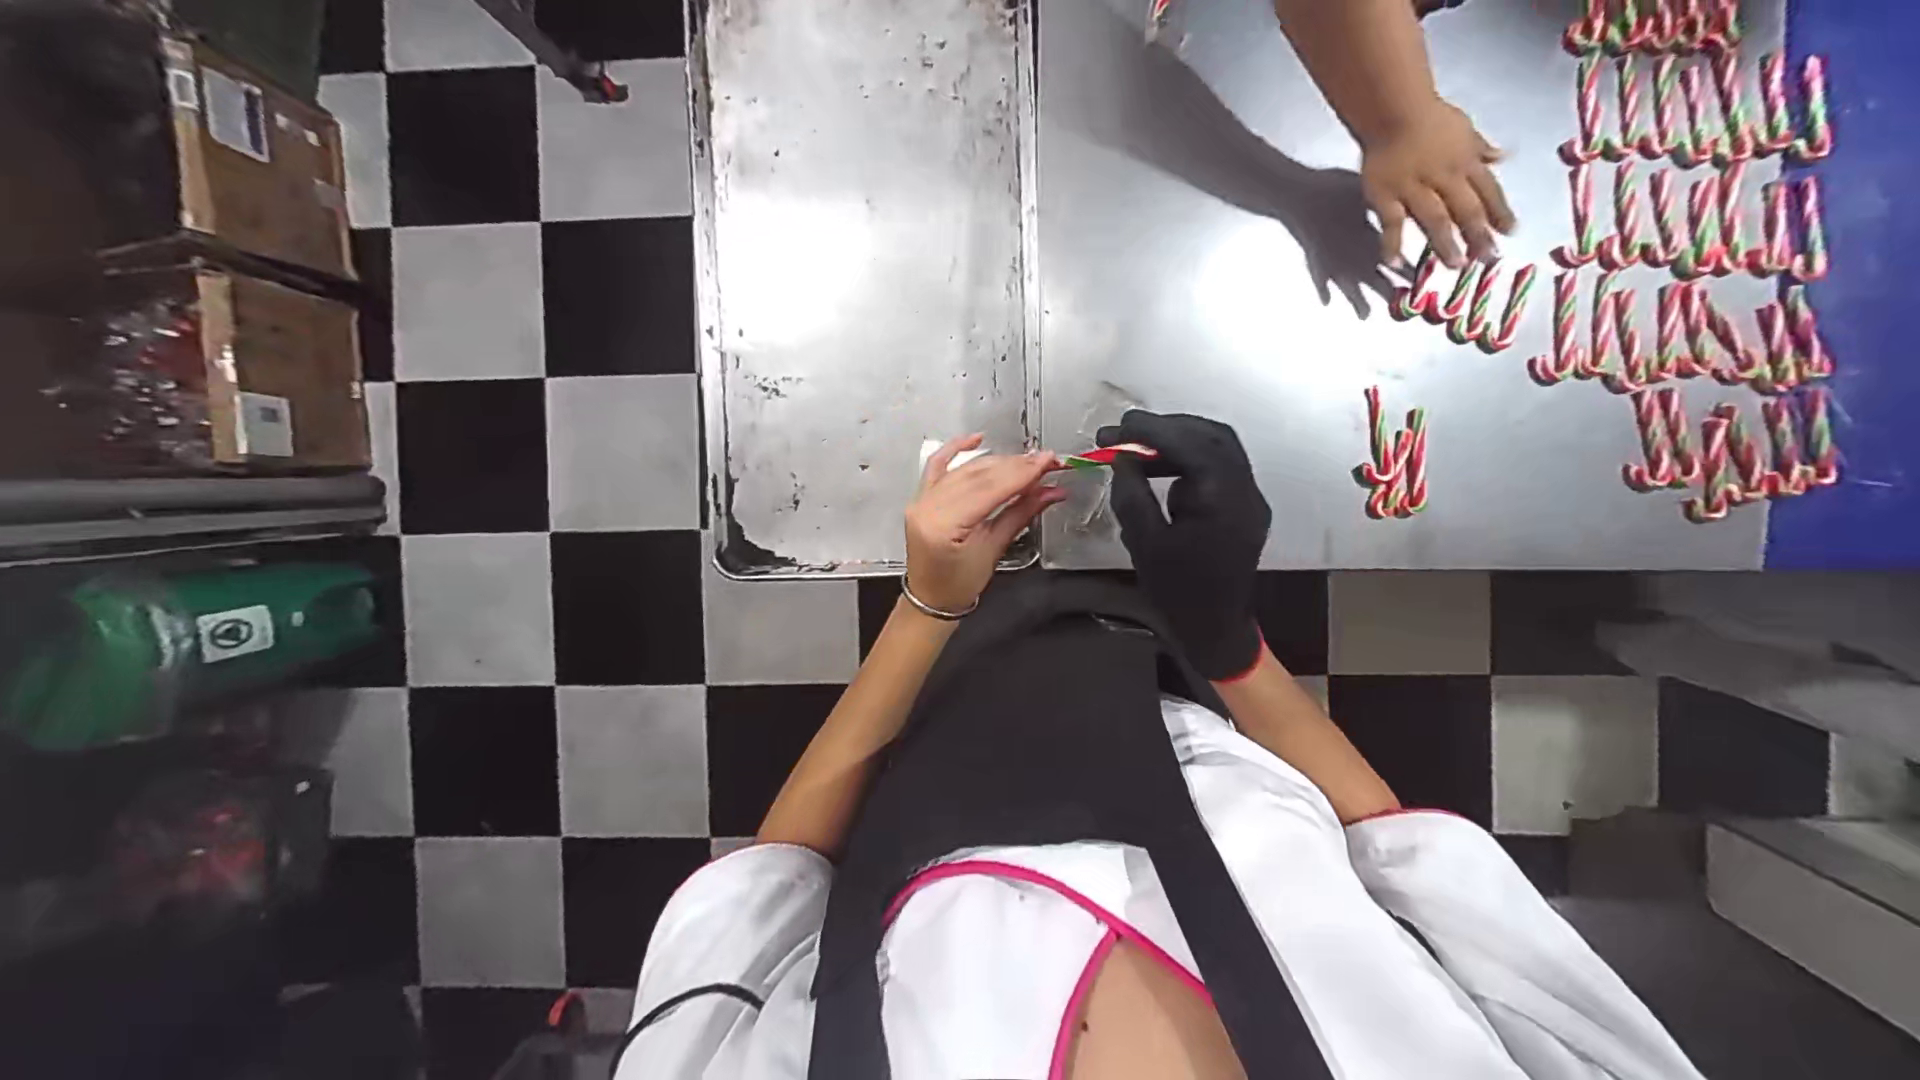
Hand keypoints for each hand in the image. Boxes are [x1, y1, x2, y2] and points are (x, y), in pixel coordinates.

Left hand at [905, 435, 1065, 612]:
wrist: (931, 598)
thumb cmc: (958, 584)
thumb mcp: (994, 550)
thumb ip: (1021, 513)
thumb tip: (1050, 491)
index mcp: (943, 526)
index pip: (989, 489)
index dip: (1022, 472)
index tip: (1047, 461)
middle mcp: (927, 508)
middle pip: (978, 475)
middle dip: (1015, 466)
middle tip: (1045, 460)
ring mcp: (921, 500)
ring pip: (965, 469)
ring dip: (998, 461)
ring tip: (1026, 460)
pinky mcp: (922, 497)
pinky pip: (937, 464)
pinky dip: (956, 449)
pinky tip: (977, 439)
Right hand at [1096, 411, 1270, 680]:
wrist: (1215, 629)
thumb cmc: (1178, 592)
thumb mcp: (1145, 543)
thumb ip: (1131, 495)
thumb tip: (1122, 459)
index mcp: (1224, 499)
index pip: (1191, 444)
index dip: (1153, 429)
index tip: (1120, 425)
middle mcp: (1245, 491)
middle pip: (1210, 437)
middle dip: (1166, 429)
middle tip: (1125, 432)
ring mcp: (1249, 499)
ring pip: (1216, 450)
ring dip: (1176, 443)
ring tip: (1136, 451)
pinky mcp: (1243, 508)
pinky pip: (1217, 470)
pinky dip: (1186, 462)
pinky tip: (1158, 471)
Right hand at [1360, 99, 1514, 268]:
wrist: (1394, 112)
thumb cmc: (1428, 119)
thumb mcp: (1463, 128)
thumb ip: (1479, 148)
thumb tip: (1501, 157)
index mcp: (1465, 162)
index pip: (1489, 190)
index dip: (1501, 212)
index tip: (1510, 232)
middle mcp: (1444, 178)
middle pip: (1466, 210)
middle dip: (1478, 235)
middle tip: (1487, 258)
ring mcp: (1414, 189)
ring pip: (1435, 219)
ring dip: (1446, 243)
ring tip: (1455, 265)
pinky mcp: (1386, 197)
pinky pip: (1391, 223)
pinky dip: (1392, 243)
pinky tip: (1395, 262)